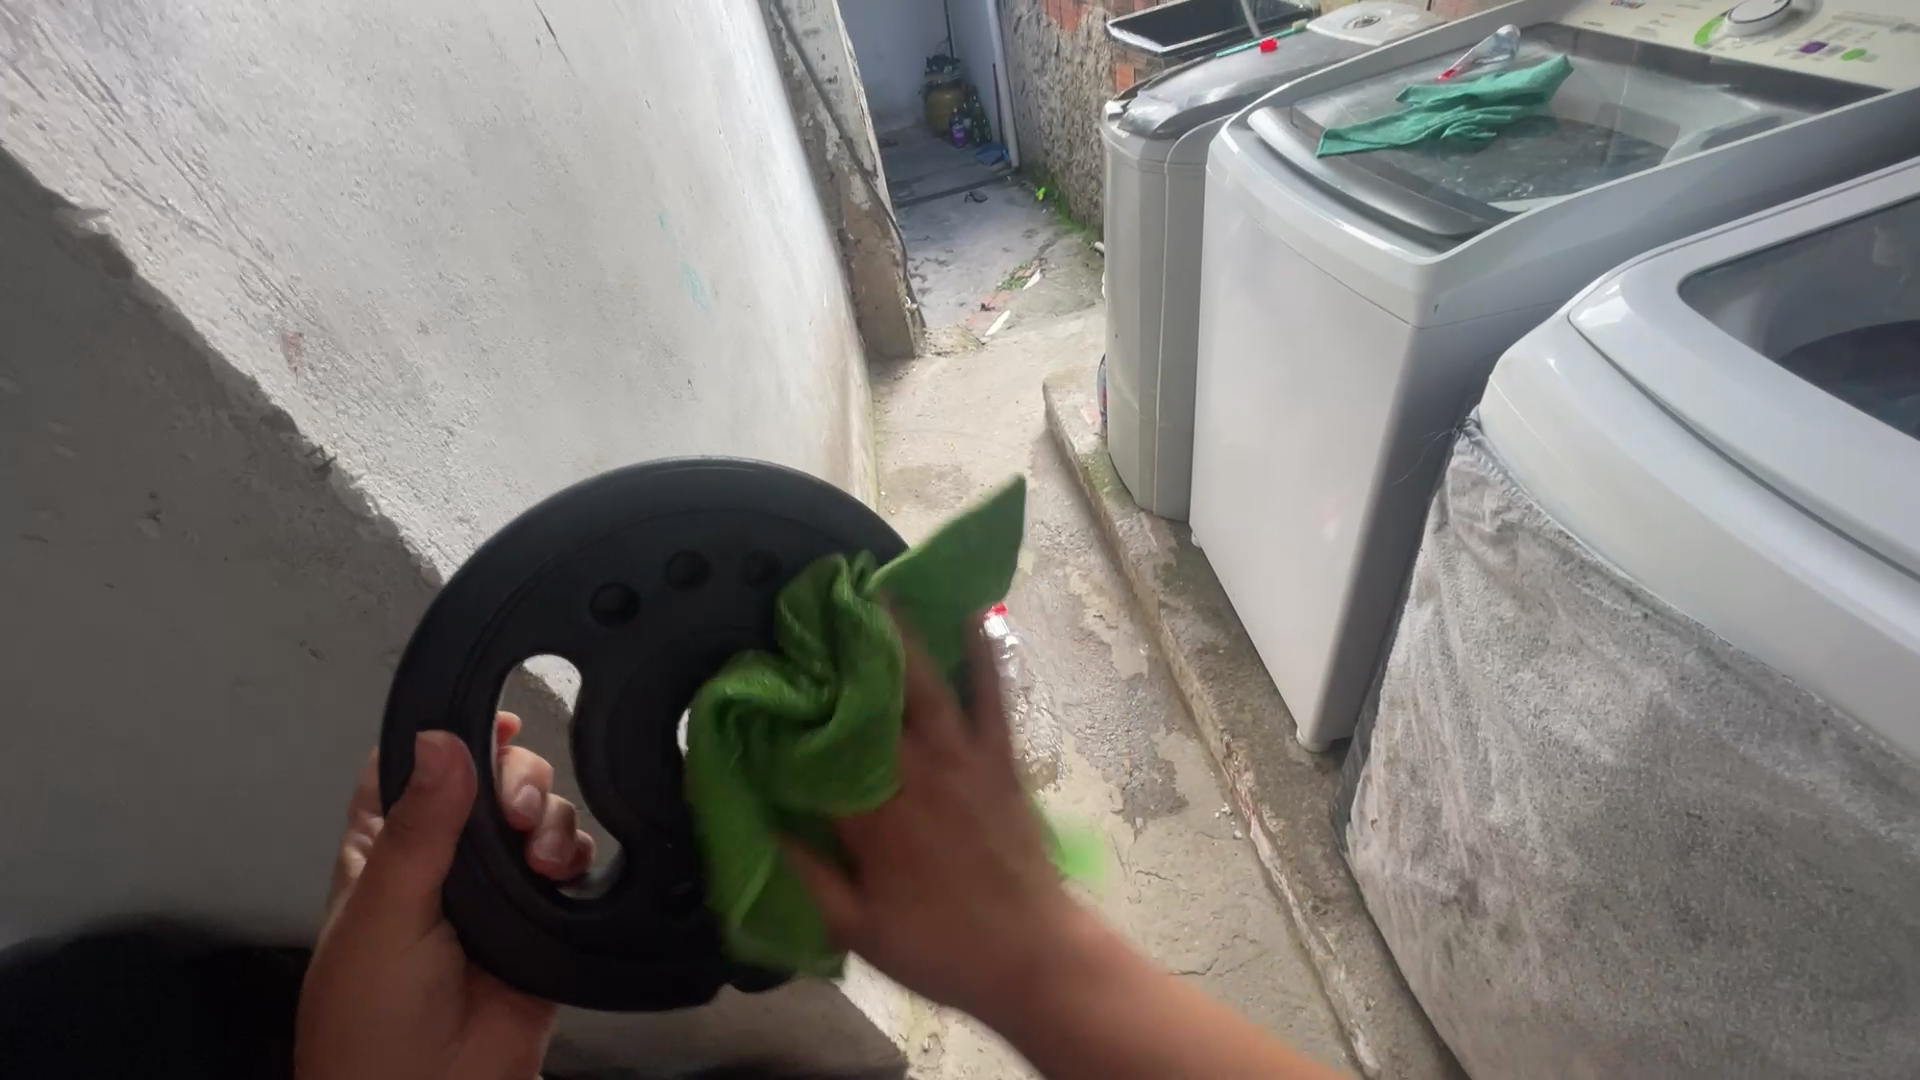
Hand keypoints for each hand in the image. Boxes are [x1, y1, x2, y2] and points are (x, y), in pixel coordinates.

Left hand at [295, 713, 594, 1079]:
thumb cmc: (376, 1016)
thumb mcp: (383, 918)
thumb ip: (417, 829)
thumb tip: (440, 741)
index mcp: (388, 848)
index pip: (410, 768)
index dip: (445, 734)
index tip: (494, 718)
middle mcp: (449, 854)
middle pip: (493, 776)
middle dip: (517, 778)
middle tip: (521, 812)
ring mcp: (501, 879)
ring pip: (541, 808)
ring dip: (551, 818)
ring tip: (541, 859)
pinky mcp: (546, 902)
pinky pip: (574, 852)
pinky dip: (575, 852)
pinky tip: (561, 875)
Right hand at [783, 616, 1085, 1024]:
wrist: (1031, 954)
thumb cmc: (942, 945)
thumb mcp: (858, 929)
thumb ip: (805, 877)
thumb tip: (758, 826)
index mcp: (872, 815)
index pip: (821, 750)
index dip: (794, 709)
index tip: (768, 672)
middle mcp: (914, 773)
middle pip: (870, 703)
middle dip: (842, 654)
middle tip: (817, 610)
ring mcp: (963, 759)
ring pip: (924, 686)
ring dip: (899, 639)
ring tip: (875, 594)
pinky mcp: (1000, 757)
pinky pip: (992, 697)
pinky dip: (983, 655)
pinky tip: (974, 615)